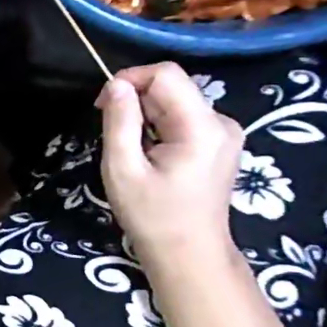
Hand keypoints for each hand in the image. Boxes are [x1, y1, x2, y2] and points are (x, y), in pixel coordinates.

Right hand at [99, 63, 241, 266]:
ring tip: (130, 147)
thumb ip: (119, 121)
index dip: (129, 78)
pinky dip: (156, 124)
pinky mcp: (218, 141)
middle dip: (134, 98)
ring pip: (174, 100)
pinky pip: (181, 115)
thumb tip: (114, 84)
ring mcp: (224, 132)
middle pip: (171, 86)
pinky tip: (147, 151)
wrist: (188, 252)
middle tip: (112, 131)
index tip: (102, 104)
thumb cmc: (152, 213)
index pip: (166, 74)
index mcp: (201, 127)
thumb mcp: (122, 167)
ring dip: (144, 113)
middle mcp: (221, 122)